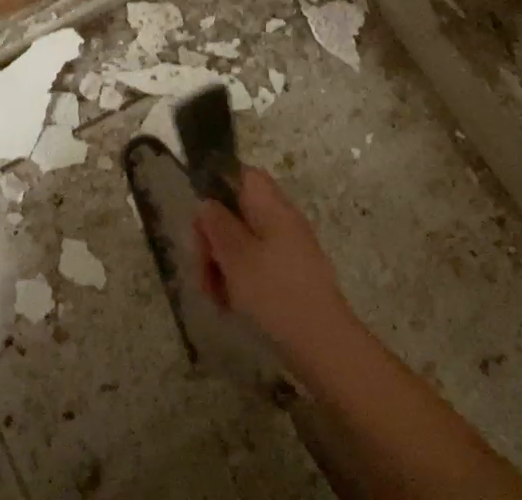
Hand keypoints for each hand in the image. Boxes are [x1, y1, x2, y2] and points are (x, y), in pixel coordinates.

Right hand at [195, 168, 354, 353]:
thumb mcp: (235, 255)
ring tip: (213, 293)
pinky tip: (228, 304)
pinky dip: (237, 280)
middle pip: (237, 212)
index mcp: (272, 208)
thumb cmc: (275, 292)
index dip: (217, 184)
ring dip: (220, 263)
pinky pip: (254, 267)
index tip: (199, 215)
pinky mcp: (288, 278)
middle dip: (212, 236)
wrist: (322, 346)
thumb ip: (216, 224)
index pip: (244, 175)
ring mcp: (287, 252)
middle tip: (201, 263)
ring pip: (242, 243)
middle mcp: (282, 223)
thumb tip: (206, 203)